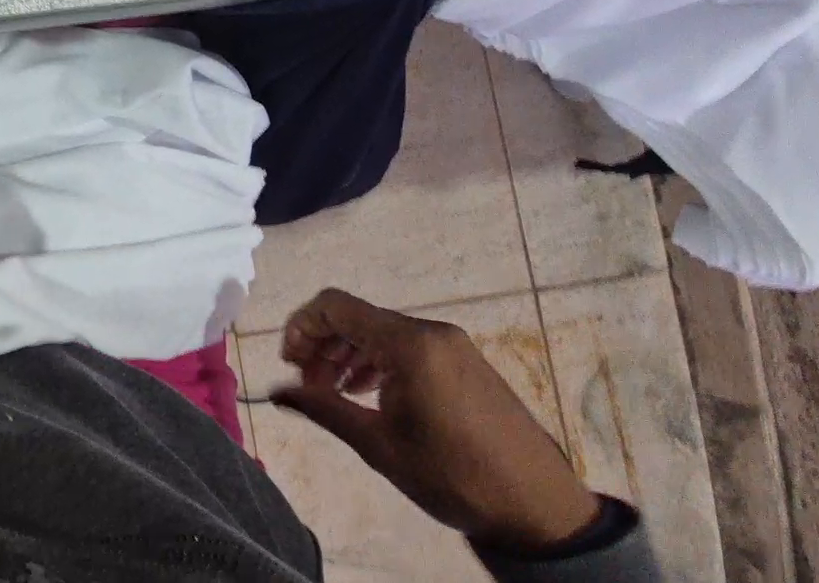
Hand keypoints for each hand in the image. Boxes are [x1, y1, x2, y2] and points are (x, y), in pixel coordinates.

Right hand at [270, 289, 599, 552]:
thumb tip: (275, 391)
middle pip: (354, 317)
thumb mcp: (378, 445)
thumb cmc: (454, 476)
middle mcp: (429, 332)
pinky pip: (405, 345)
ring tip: (333, 392)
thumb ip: (322, 408)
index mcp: (408, 344)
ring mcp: (451, 345)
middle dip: (321, 344)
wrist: (543, 512)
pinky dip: (375, 361)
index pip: (333, 306)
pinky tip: (367, 393)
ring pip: (378, 331)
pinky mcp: (464, 361)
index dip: (301, 327)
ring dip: (345, 354)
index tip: (291, 364)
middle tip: (307, 384)